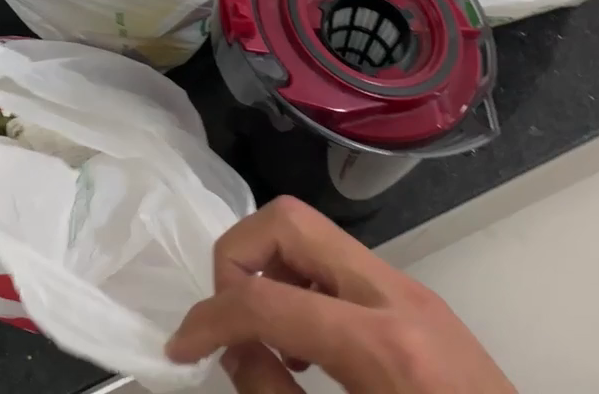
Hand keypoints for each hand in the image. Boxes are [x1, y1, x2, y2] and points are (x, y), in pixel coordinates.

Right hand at [167, 197, 513, 393]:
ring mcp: (410, 291)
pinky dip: (300, 284)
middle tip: (228, 317)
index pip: (264, 300)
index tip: (180, 347)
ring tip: (270, 340)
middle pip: (287, 221)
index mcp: (380, 345)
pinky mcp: (418, 301)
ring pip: (310, 232)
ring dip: (269, 269)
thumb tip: (234, 350)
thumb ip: (275, 393)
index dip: (207, 319)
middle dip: (237, 258)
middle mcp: (394, 296)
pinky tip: (307, 346)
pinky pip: (336, 264)